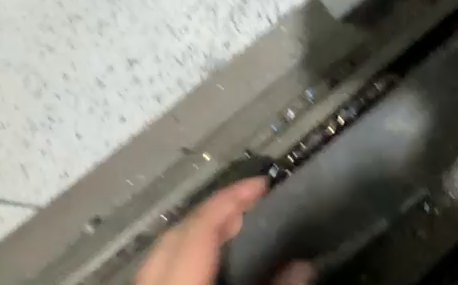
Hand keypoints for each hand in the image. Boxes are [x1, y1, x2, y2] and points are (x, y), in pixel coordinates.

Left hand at [136, 177, 313, 284]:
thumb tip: (304, 265)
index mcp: (180, 280)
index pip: (200, 227)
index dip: (232, 198)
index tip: (264, 183)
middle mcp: (154, 281)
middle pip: (175, 234)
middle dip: (214, 210)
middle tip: (252, 200)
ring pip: (163, 252)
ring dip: (198, 232)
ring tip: (235, 227)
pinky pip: (160, 271)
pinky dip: (185, 255)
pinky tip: (210, 260)